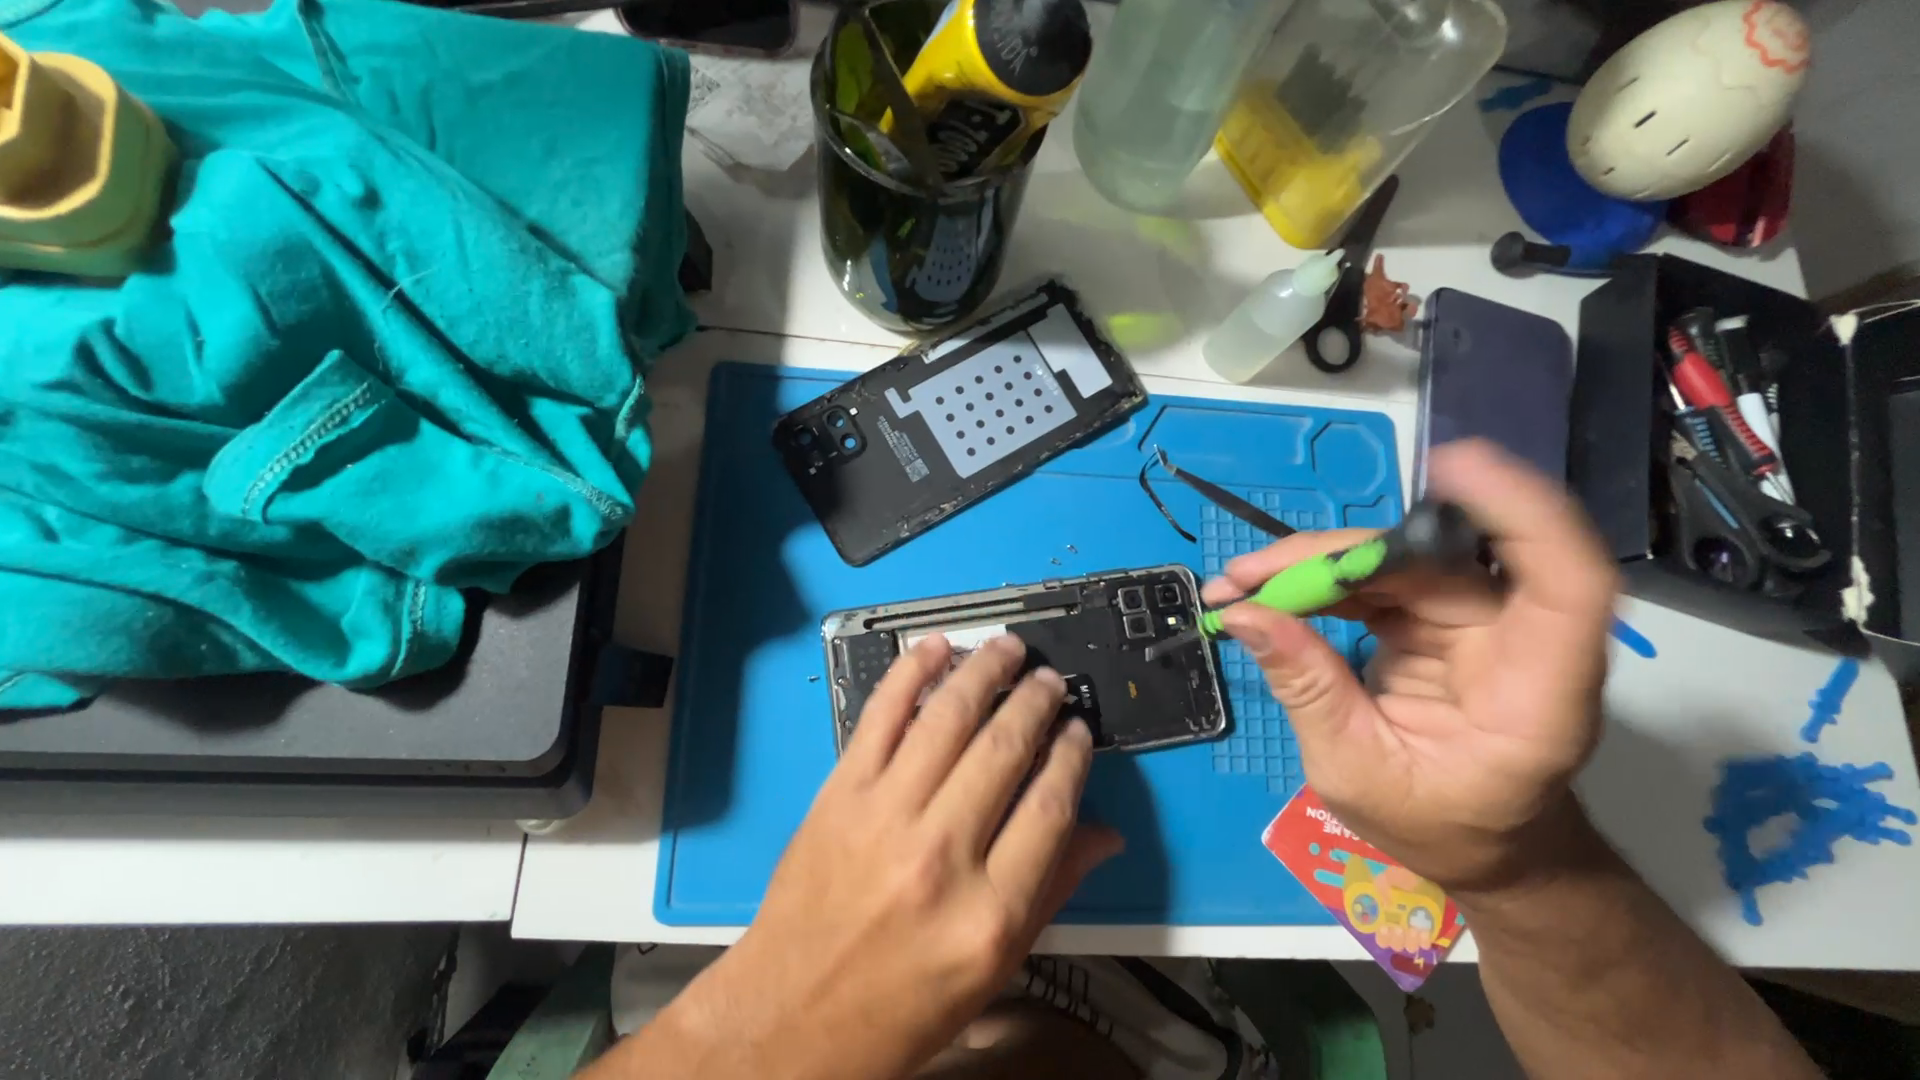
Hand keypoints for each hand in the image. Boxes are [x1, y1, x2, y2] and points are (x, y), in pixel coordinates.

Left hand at [634, 633, 1121, 1079]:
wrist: (794, 1016)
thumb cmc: (902, 1005)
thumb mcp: (993, 969)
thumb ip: (1050, 891)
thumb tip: (1104, 834)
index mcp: (990, 911)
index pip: (1050, 806)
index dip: (1071, 756)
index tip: (1078, 730)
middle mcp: (940, 854)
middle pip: (1003, 751)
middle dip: (1035, 702)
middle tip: (1050, 681)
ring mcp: (884, 816)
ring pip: (947, 720)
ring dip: (983, 672)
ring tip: (1008, 649)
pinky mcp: (840, 794)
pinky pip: (880, 718)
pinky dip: (910, 674)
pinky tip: (935, 648)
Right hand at [1204, 440, 1618, 894]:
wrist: (1484, 849)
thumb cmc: (1441, 826)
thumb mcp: (1356, 772)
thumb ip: (1308, 690)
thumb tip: (1243, 616)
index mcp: (1535, 688)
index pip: (1561, 578)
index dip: (1519, 511)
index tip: (1452, 468)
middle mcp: (1515, 639)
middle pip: (1436, 562)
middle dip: (1336, 555)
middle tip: (1246, 575)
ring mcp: (1474, 625)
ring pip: (1396, 563)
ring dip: (1313, 566)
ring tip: (1237, 584)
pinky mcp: (1437, 623)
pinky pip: (1376, 583)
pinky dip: (1317, 585)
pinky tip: (1265, 593)